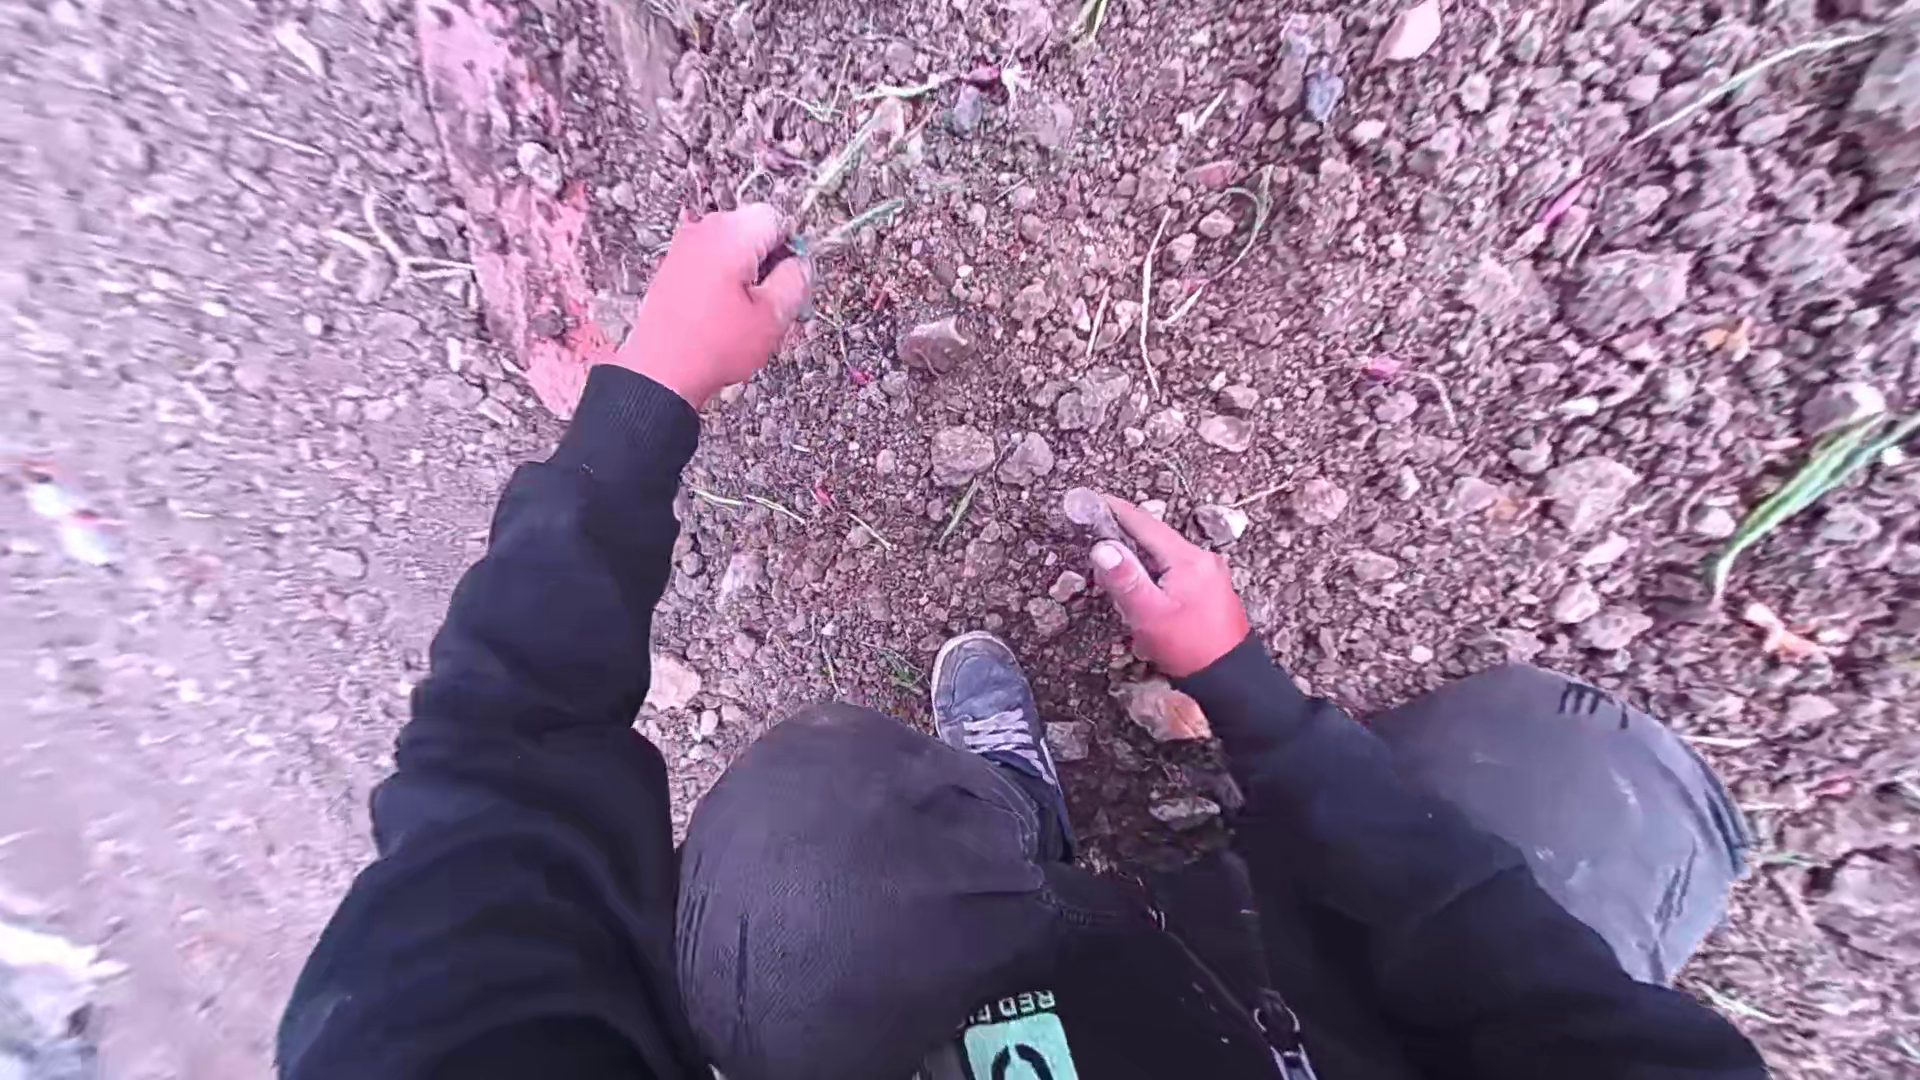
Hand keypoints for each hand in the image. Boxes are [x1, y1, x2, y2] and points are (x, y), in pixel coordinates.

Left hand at [612, 204, 812, 407]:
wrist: (663, 372)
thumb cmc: (716, 346)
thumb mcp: (773, 316)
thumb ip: (795, 281)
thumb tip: (803, 263)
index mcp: (730, 235)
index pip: (775, 218)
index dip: (792, 248)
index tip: (792, 281)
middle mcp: (704, 231)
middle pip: (754, 232)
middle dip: (772, 264)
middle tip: (776, 305)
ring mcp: (685, 248)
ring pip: (735, 250)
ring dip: (751, 277)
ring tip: (751, 316)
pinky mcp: (675, 269)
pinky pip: (714, 264)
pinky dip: (729, 284)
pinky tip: (728, 316)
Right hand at [1090, 497, 1250, 677]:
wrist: (1232, 680)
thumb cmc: (1189, 648)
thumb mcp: (1150, 614)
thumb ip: (1125, 579)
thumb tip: (1102, 547)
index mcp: (1189, 559)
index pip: (1146, 524)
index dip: (1117, 511)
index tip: (1095, 500)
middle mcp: (1203, 559)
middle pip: (1155, 537)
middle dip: (1125, 535)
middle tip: (1096, 534)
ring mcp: (1209, 573)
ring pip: (1164, 554)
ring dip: (1138, 555)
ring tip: (1113, 566)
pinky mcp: (1209, 588)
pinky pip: (1174, 568)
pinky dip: (1153, 569)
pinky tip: (1141, 585)